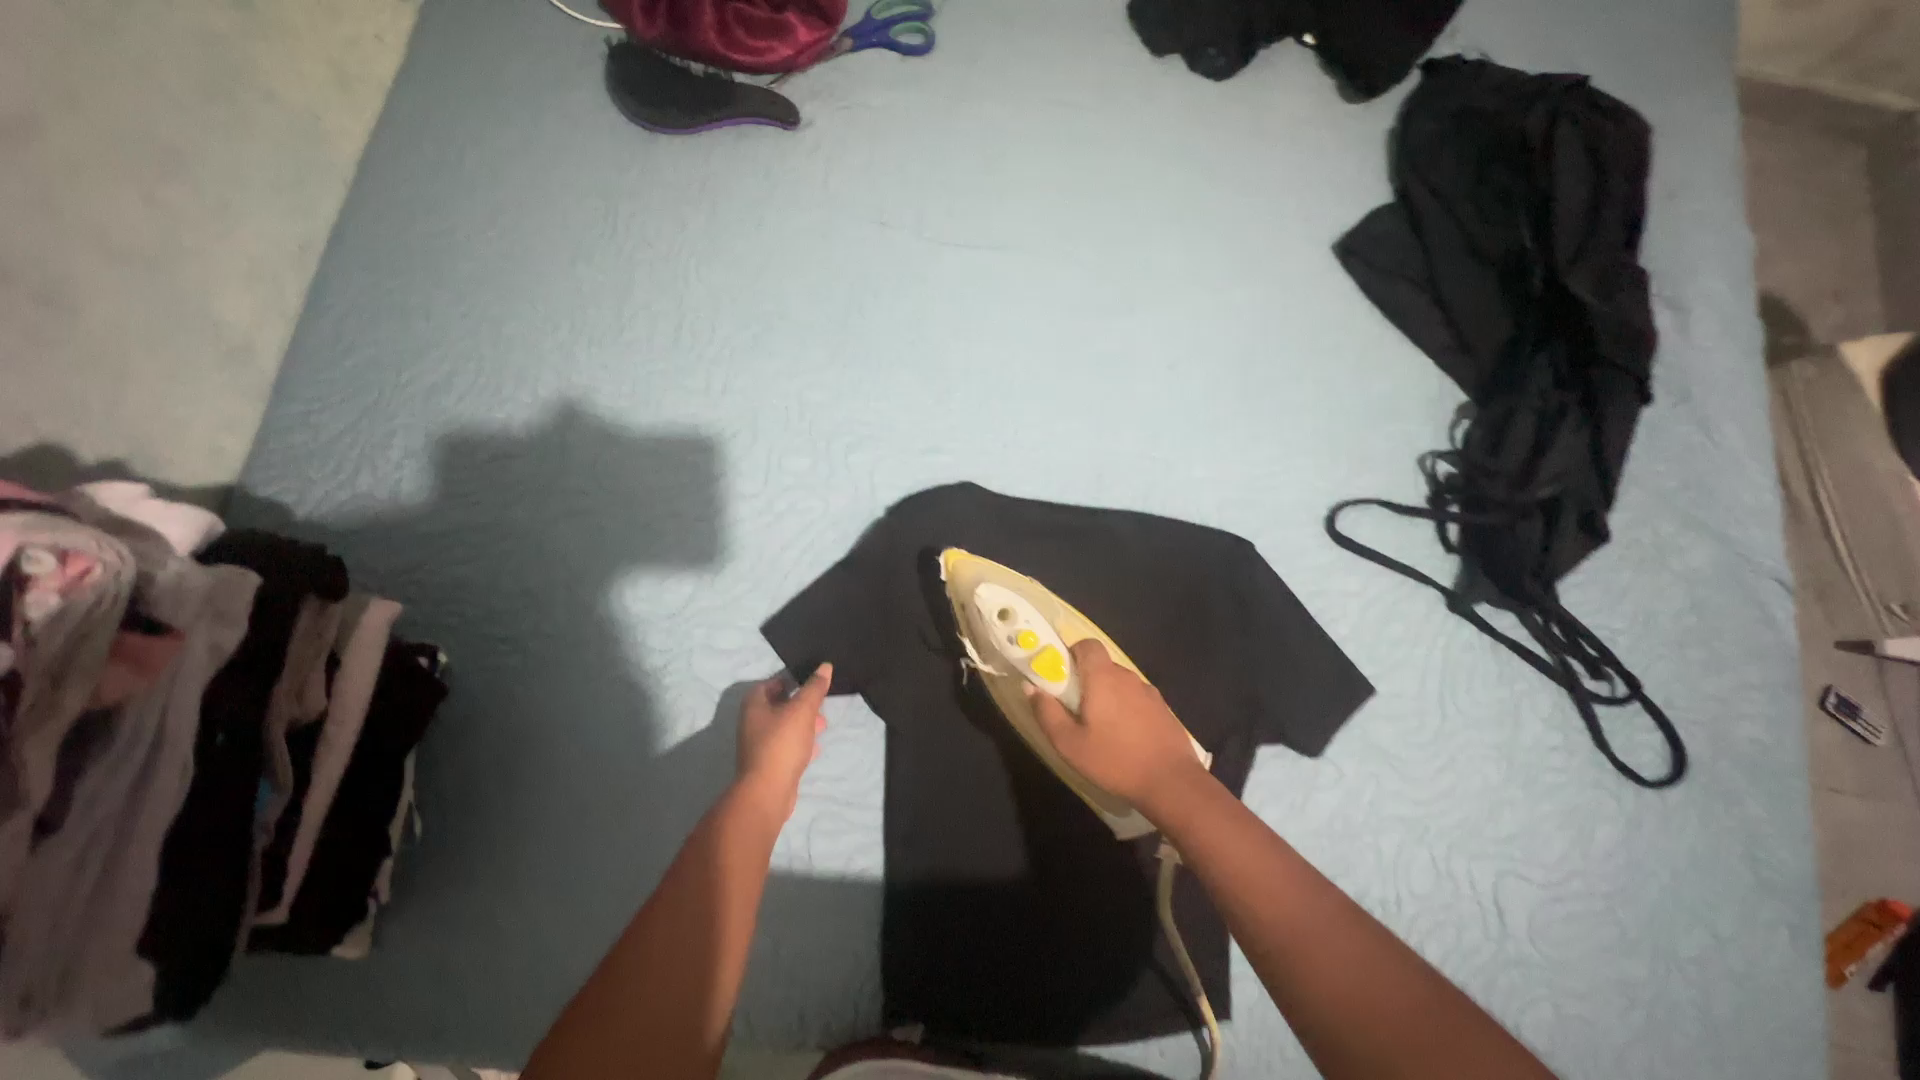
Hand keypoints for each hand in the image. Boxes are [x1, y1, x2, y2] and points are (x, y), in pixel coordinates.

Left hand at [736, 663, 830, 821]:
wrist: (768, 791)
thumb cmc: (782, 743)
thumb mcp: (802, 710)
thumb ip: (814, 688)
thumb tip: (825, 666)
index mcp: (754, 704)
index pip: (771, 683)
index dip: (790, 680)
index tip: (812, 682)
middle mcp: (752, 722)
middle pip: (778, 705)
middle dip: (801, 704)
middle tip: (821, 706)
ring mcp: (758, 745)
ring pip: (784, 727)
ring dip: (803, 725)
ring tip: (823, 726)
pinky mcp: (768, 763)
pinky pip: (786, 747)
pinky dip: (800, 744)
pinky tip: (815, 749)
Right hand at [1028, 640, 1207, 809]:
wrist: (1171, 782)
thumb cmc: (1114, 761)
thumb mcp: (1069, 743)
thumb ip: (1047, 712)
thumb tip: (1030, 687)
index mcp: (1103, 678)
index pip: (1087, 644)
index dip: (1072, 653)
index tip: (1062, 678)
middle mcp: (1128, 677)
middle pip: (1102, 665)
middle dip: (1086, 680)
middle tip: (1075, 710)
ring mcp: (1150, 693)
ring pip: (1120, 684)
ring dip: (1107, 696)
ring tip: (1101, 729)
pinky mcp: (1164, 710)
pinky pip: (1137, 699)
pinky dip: (1126, 709)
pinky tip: (1125, 738)